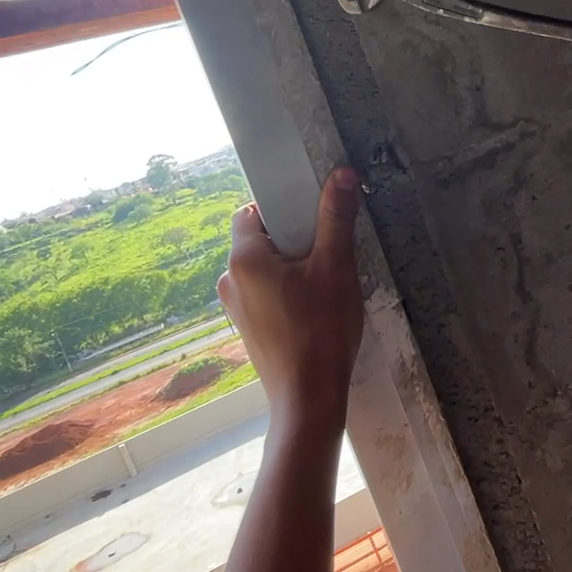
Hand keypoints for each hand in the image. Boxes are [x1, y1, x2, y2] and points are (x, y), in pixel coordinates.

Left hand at [218, 167, 364, 432]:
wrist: (309, 398)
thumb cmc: (321, 330)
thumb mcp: (335, 267)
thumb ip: (336, 218)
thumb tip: (341, 173)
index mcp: (243, 259)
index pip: (252, 211)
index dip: (282, 207)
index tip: (313, 216)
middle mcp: (230, 280)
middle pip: (260, 239)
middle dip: (293, 237)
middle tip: (328, 249)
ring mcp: (236, 307)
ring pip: (265, 268)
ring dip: (292, 265)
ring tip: (326, 280)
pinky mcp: (249, 328)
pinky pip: (266, 292)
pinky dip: (288, 289)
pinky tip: (316, 305)